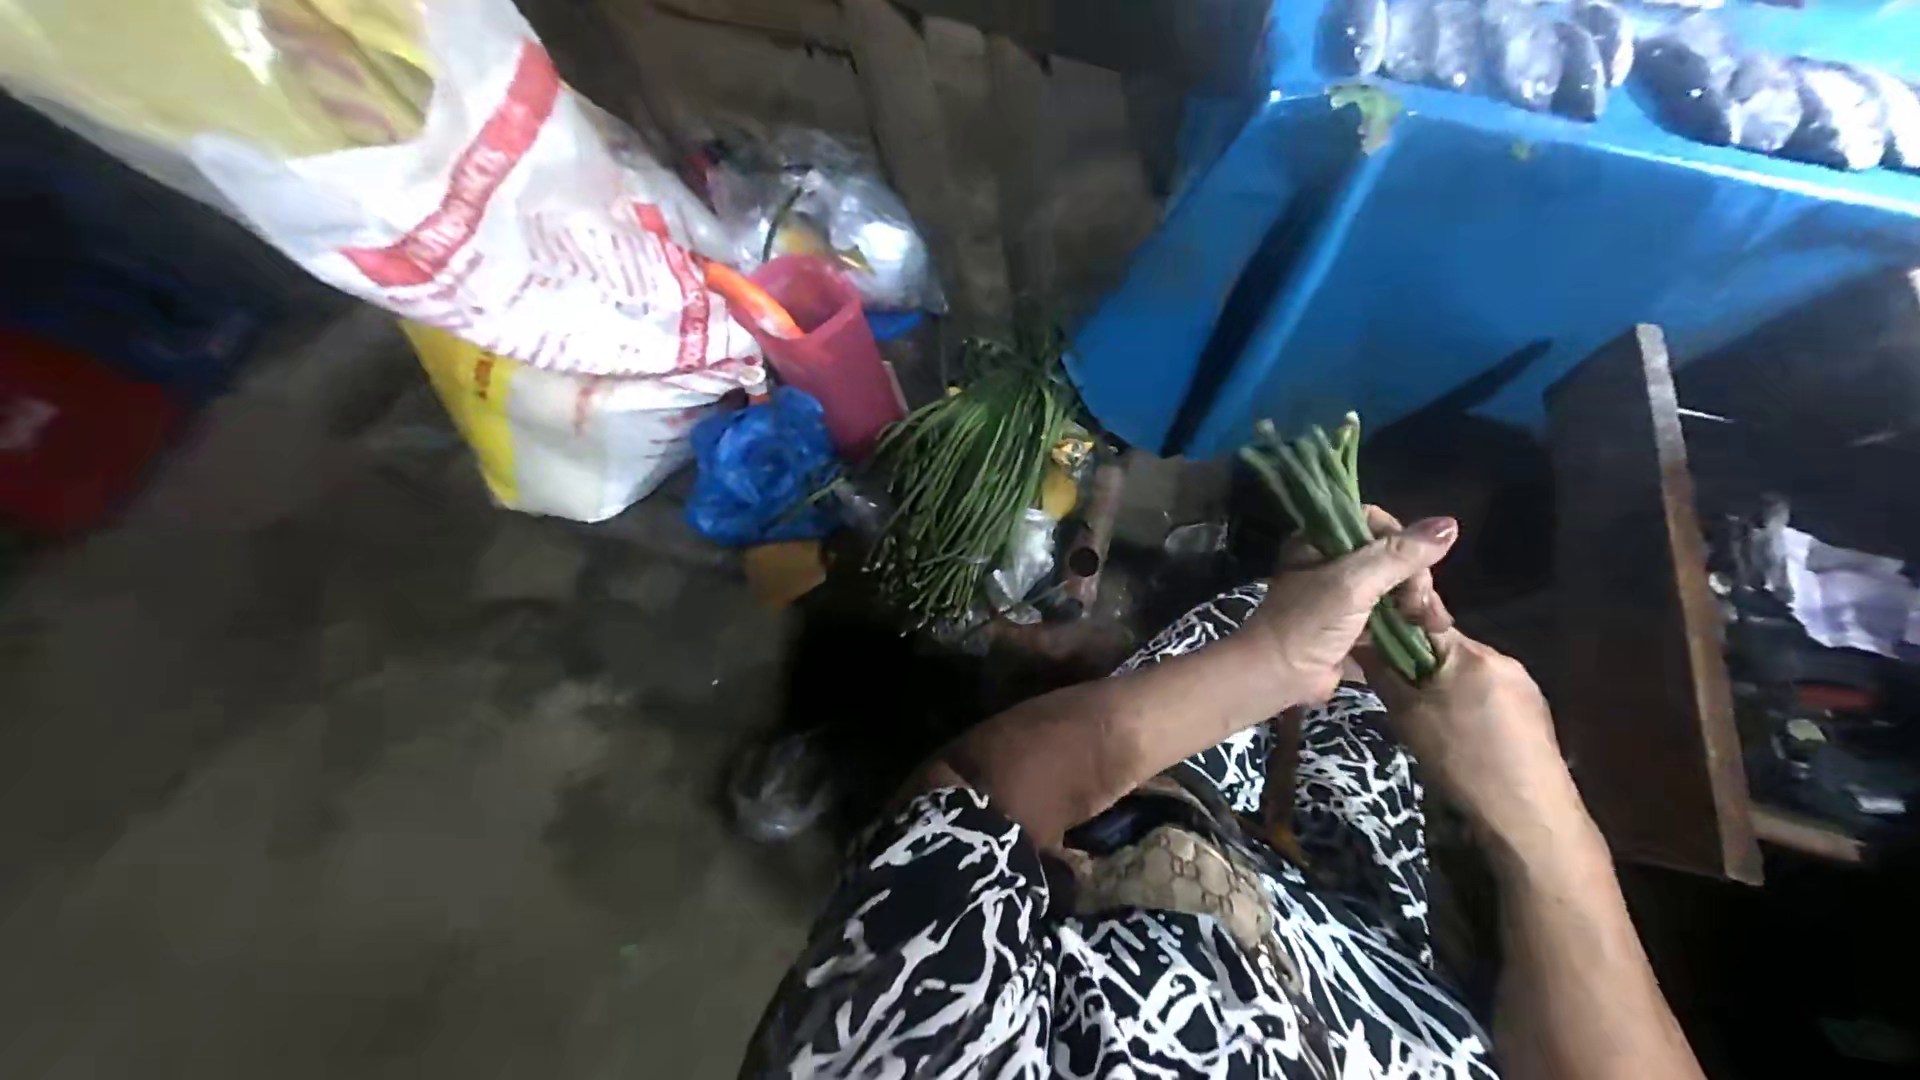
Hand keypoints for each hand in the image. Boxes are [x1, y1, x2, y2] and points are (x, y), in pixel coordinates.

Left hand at [1241, 510, 1458, 705]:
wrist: (1280, 674)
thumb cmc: (1309, 622)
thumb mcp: (1353, 582)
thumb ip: (1399, 555)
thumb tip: (1450, 524)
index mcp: (1317, 542)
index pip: (1373, 523)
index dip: (1401, 541)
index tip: (1415, 568)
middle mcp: (1328, 562)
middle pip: (1390, 555)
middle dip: (1415, 579)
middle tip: (1423, 608)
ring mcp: (1339, 593)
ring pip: (1393, 585)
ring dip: (1417, 602)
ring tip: (1431, 625)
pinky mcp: (1350, 622)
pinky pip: (1388, 612)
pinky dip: (1407, 620)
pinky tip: (1425, 632)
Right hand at [1358, 628, 1597, 868]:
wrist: (1528, 815)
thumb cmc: (1459, 756)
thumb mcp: (1406, 713)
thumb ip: (1381, 671)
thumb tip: (1358, 642)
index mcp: (1472, 653)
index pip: (1422, 621)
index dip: (1392, 629)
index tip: (1371, 644)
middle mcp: (1502, 659)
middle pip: (1445, 646)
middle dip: (1416, 660)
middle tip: (1394, 687)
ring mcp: (1524, 685)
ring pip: (1465, 669)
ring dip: (1440, 681)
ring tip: (1422, 712)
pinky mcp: (1534, 710)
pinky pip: (1485, 689)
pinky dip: (1463, 698)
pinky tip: (1455, 728)